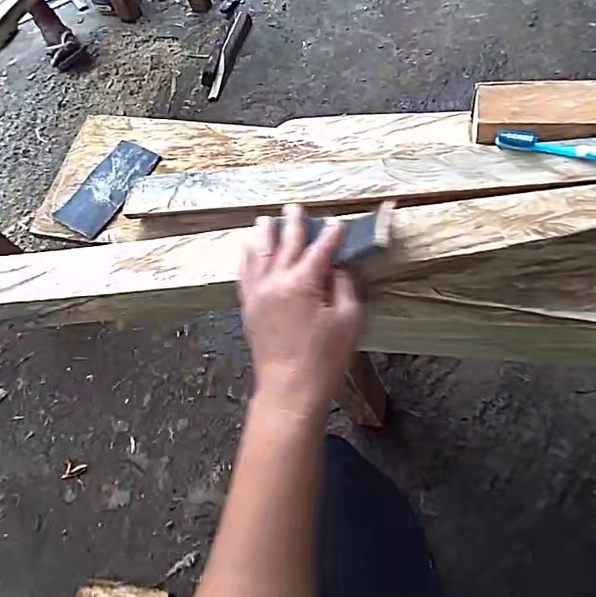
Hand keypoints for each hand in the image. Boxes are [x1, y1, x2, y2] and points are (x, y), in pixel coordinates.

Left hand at [238, 205, 365, 417]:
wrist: (290, 388)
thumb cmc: (326, 356)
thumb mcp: (350, 319)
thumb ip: (344, 287)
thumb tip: (336, 269)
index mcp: (304, 282)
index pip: (322, 249)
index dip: (333, 234)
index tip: (339, 222)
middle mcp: (277, 282)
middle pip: (287, 245)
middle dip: (295, 225)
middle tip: (297, 208)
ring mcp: (259, 294)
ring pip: (261, 255)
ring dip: (266, 235)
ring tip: (267, 219)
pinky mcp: (249, 308)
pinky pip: (245, 275)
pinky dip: (248, 258)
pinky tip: (249, 249)